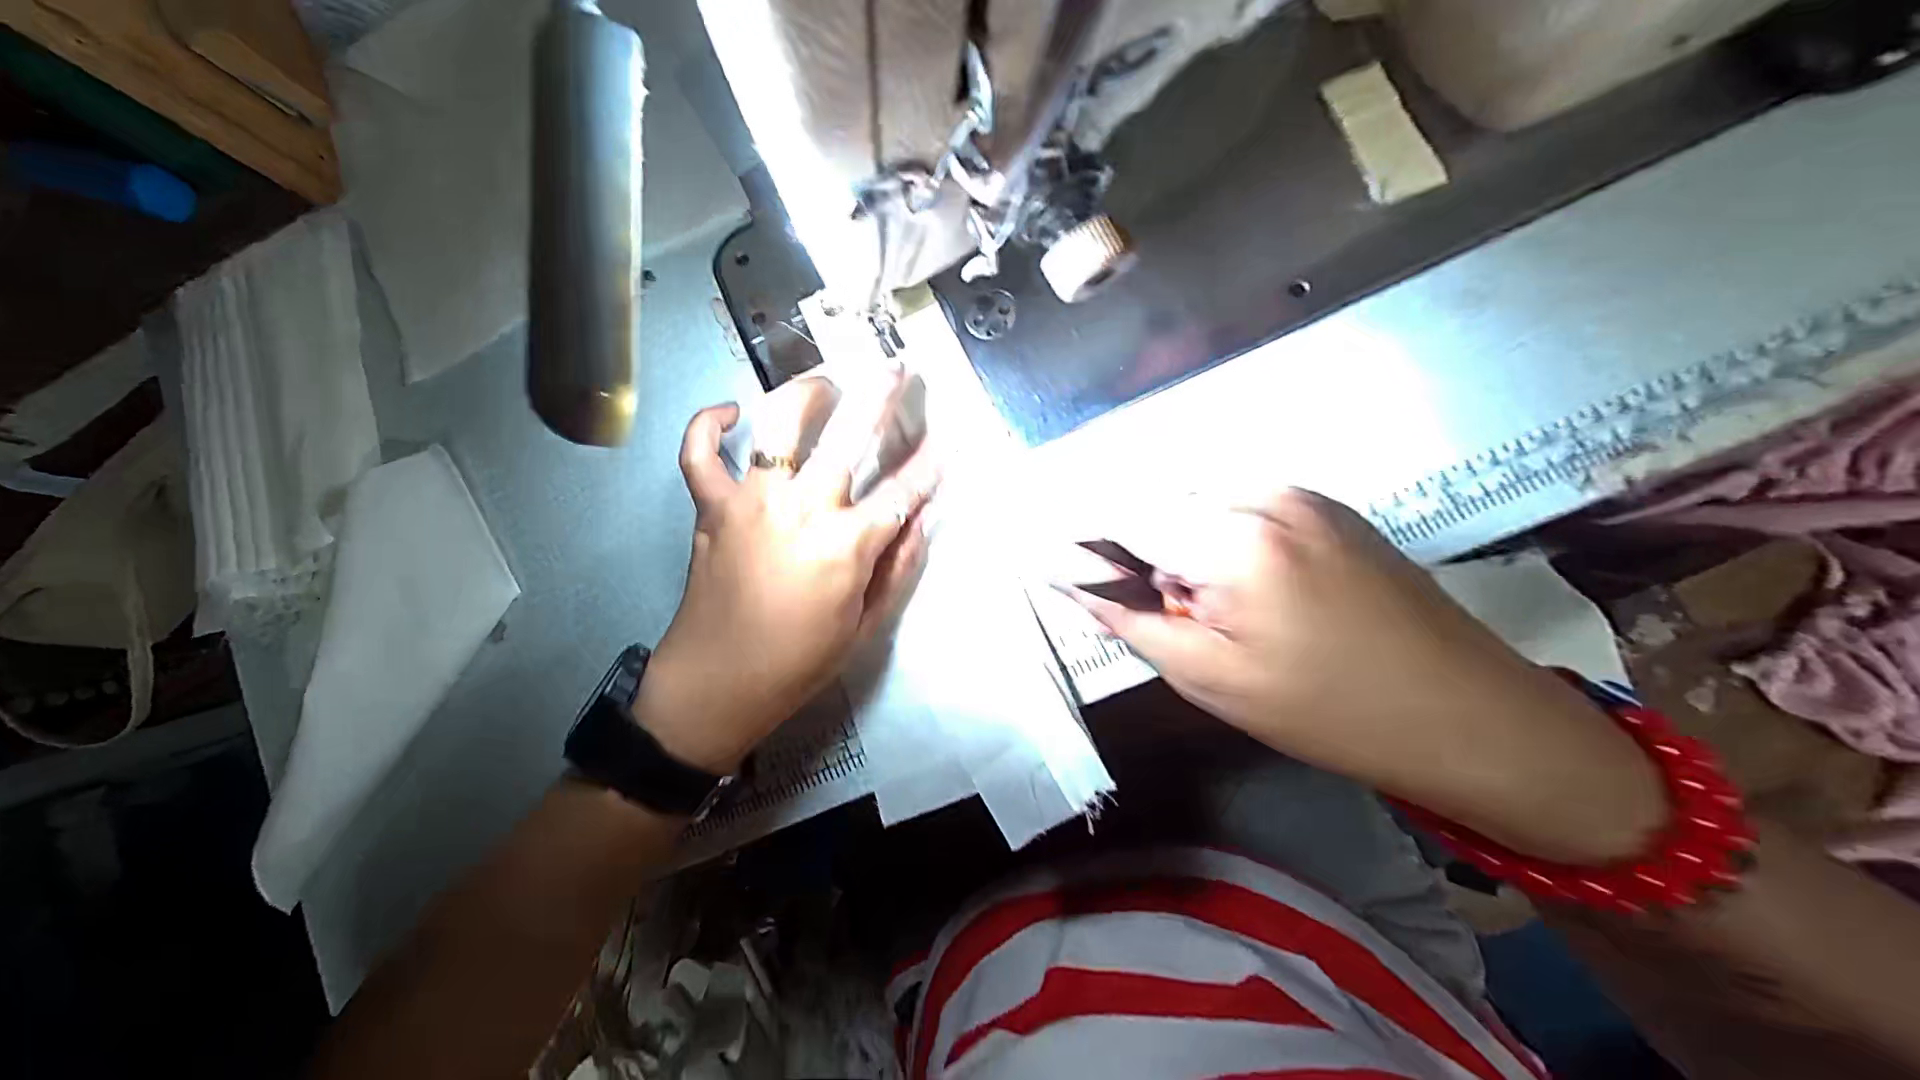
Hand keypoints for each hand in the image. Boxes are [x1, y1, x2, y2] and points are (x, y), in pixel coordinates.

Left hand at [635, 371, 937, 773]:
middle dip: (879, 396)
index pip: (902, 491)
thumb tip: (921, 519)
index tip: (948, 438)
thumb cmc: (797, 663)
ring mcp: (751, 501)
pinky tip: (727, 411)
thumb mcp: (864, 627)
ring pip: (776, 424)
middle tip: (897, 369)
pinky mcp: (710, 507)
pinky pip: (699, 453)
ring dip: (804, 393)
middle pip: (847, 436)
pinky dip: (707, 426)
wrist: (715, 685)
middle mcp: (801, 510)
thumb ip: (897, 568)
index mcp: (845, 546)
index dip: (931, 463)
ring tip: (823, 386)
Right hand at [1066, 489, 1667, 864]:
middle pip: (1158, 501)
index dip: (1083, 537)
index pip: (1121, 512)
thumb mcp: (1211, 678)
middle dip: (1136, 547)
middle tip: (1154, 606)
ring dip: (1179, 544)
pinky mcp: (1326, 505)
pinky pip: (1240, 507)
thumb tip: (1068, 578)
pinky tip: (1248, 590)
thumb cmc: (1327, 710)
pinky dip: (1218, 539)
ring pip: (1197, 503)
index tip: (1062, 564)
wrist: (1467, 714)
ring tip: (1207, 604)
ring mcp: (1302, 493)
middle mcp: (1264, 494)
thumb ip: (1131, 618)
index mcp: (1234, 538)